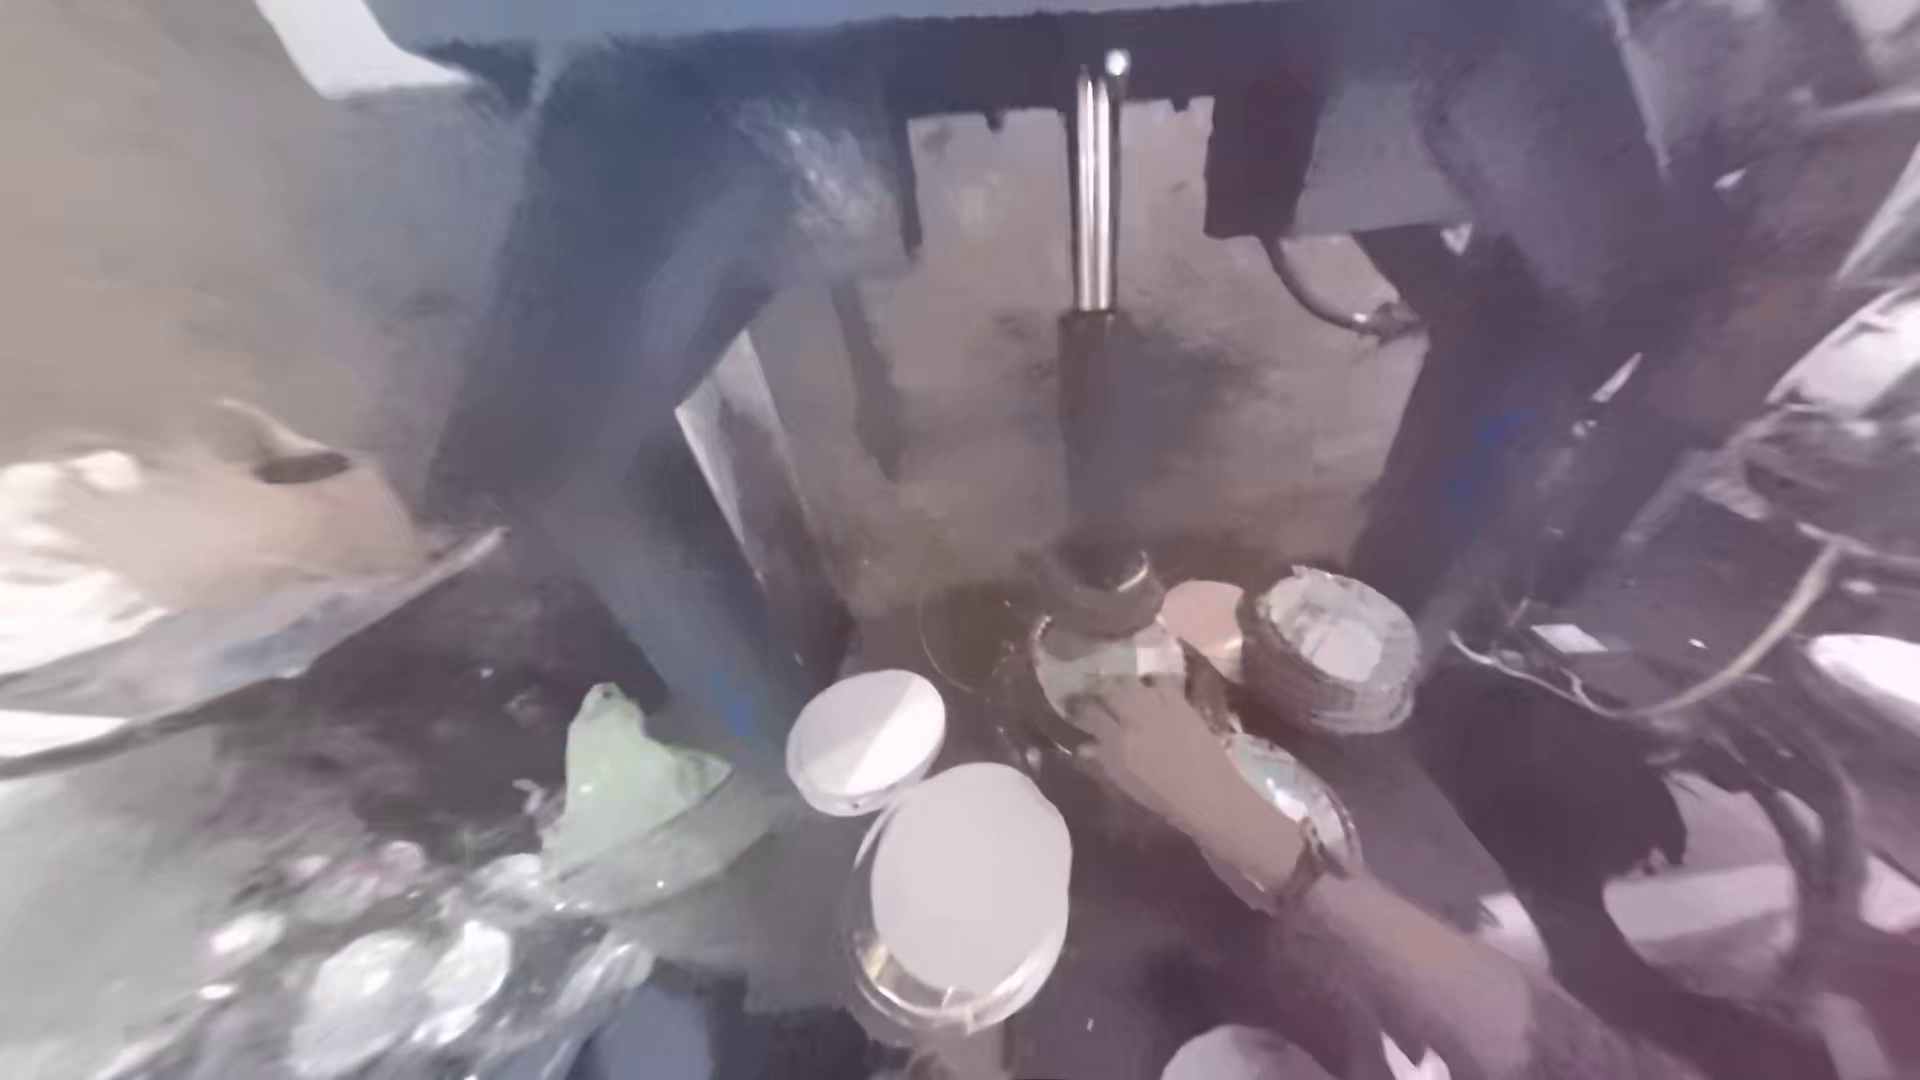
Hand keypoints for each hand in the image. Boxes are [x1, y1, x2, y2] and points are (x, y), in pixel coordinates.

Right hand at [1070, 680, 1302, 874]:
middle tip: (1089, 688)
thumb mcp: (1125, 784)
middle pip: (1107, 689)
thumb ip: (1102, 760)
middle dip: (1094, 686)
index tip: (1071, 705)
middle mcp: (1135, 718)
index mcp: (1117, 741)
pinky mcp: (1180, 703)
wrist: (1210, 797)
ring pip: (1130, 681)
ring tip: (1114, 683)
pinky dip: (1149, 680)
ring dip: (1118, 680)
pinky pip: (1159, 681)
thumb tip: (1082, 745)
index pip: (1089, 712)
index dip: (1077, 706)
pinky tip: (1146, 685)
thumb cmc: (1164, 798)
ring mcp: (1159, 707)